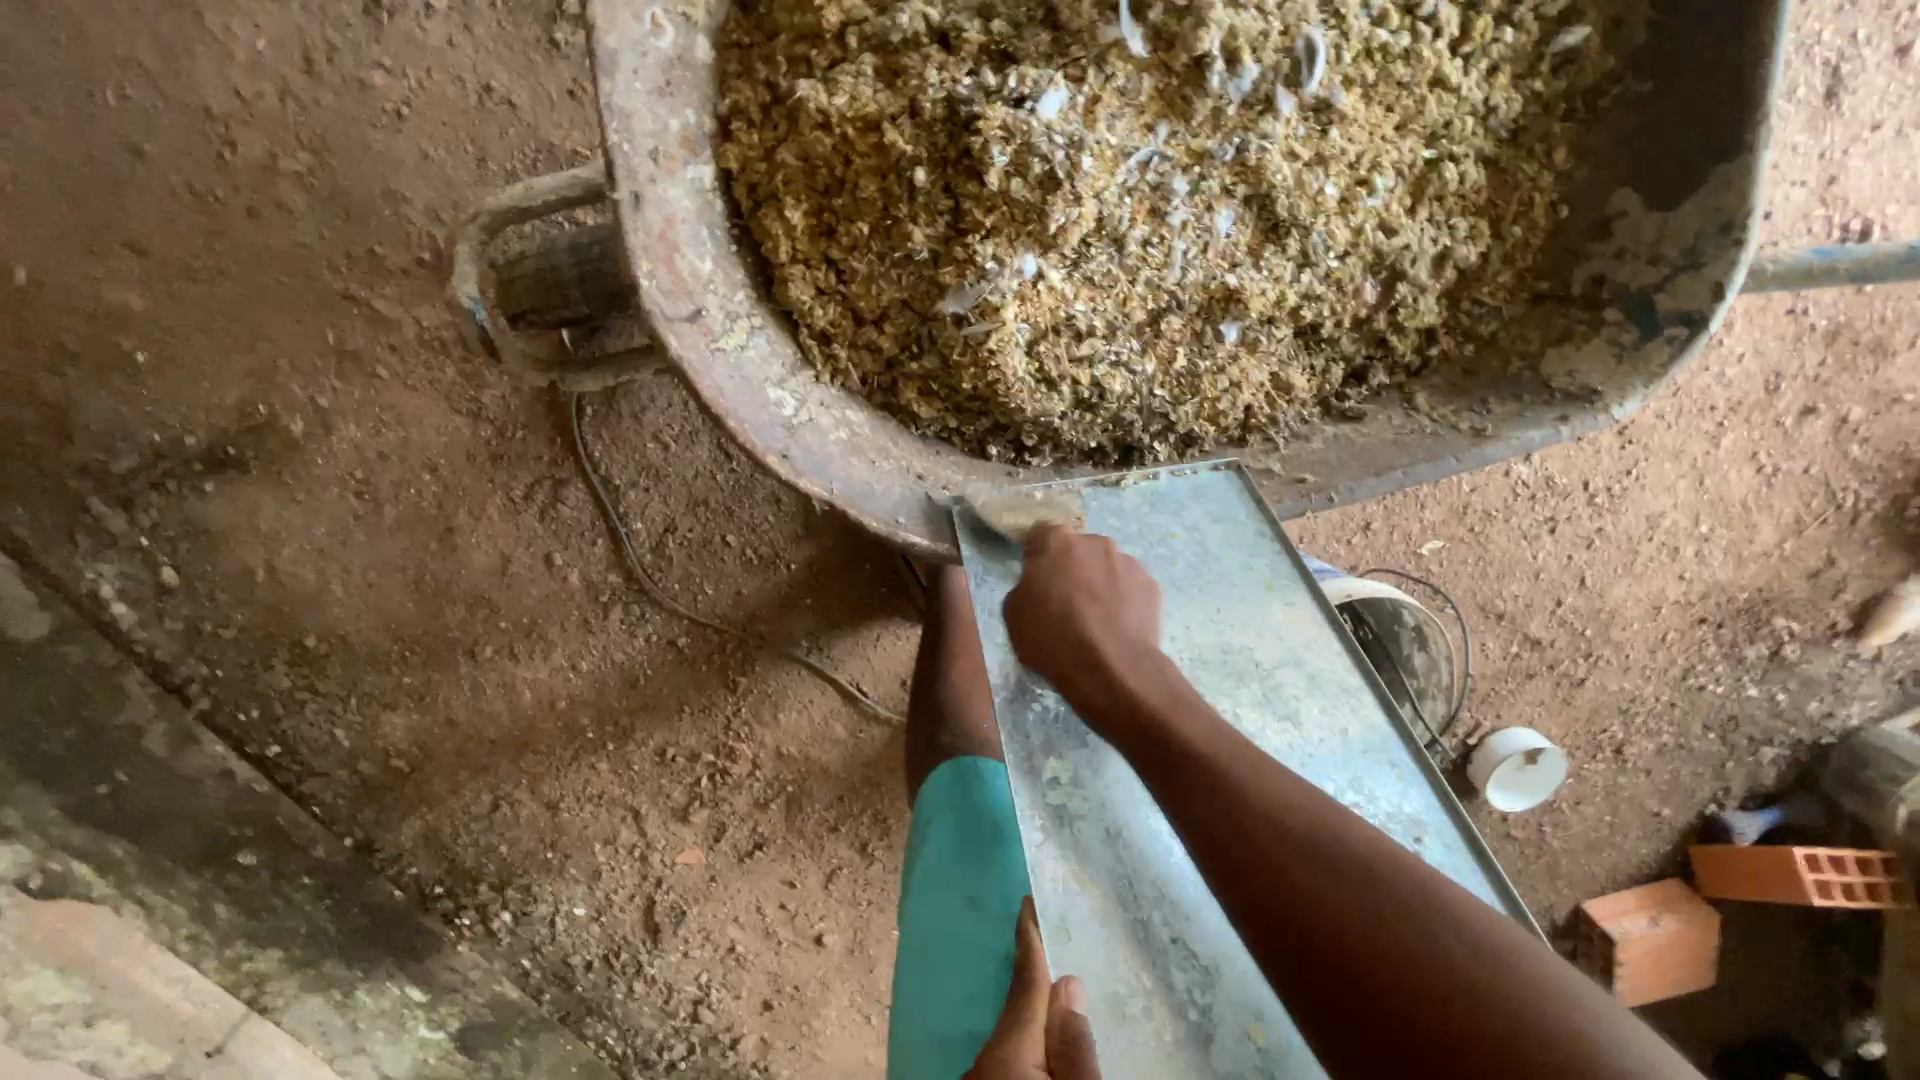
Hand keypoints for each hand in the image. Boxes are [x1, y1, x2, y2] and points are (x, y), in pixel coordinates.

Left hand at [966, 898, 1101, 1079]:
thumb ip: (1075, 1046)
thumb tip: (1069, 986)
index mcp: (1008, 1052)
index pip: (1025, 984)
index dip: (1030, 941)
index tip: (1028, 901)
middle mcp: (985, 1060)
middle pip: (1019, 1008)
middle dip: (1036, 971)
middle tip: (1053, 932)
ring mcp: (981, 1077)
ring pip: (1016, 1035)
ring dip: (1037, 1011)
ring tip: (1059, 984)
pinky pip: (1012, 1058)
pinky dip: (1031, 1039)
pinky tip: (1047, 1037)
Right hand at [1002, 526, 1162, 715]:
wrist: (1110, 667)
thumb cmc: (1052, 638)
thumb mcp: (1013, 614)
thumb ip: (1026, 587)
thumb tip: (1038, 586)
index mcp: (1056, 542)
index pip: (1042, 534)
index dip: (1039, 555)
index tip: (1038, 579)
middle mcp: (1095, 542)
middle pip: (1079, 549)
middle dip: (1074, 568)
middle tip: (1068, 602)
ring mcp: (1128, 562)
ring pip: (1108, 567)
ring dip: (1101, 584)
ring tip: (1098, 620)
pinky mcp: (1151, 585)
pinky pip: (1131, 588)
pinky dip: (1125, 601)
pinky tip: (1119, 628)